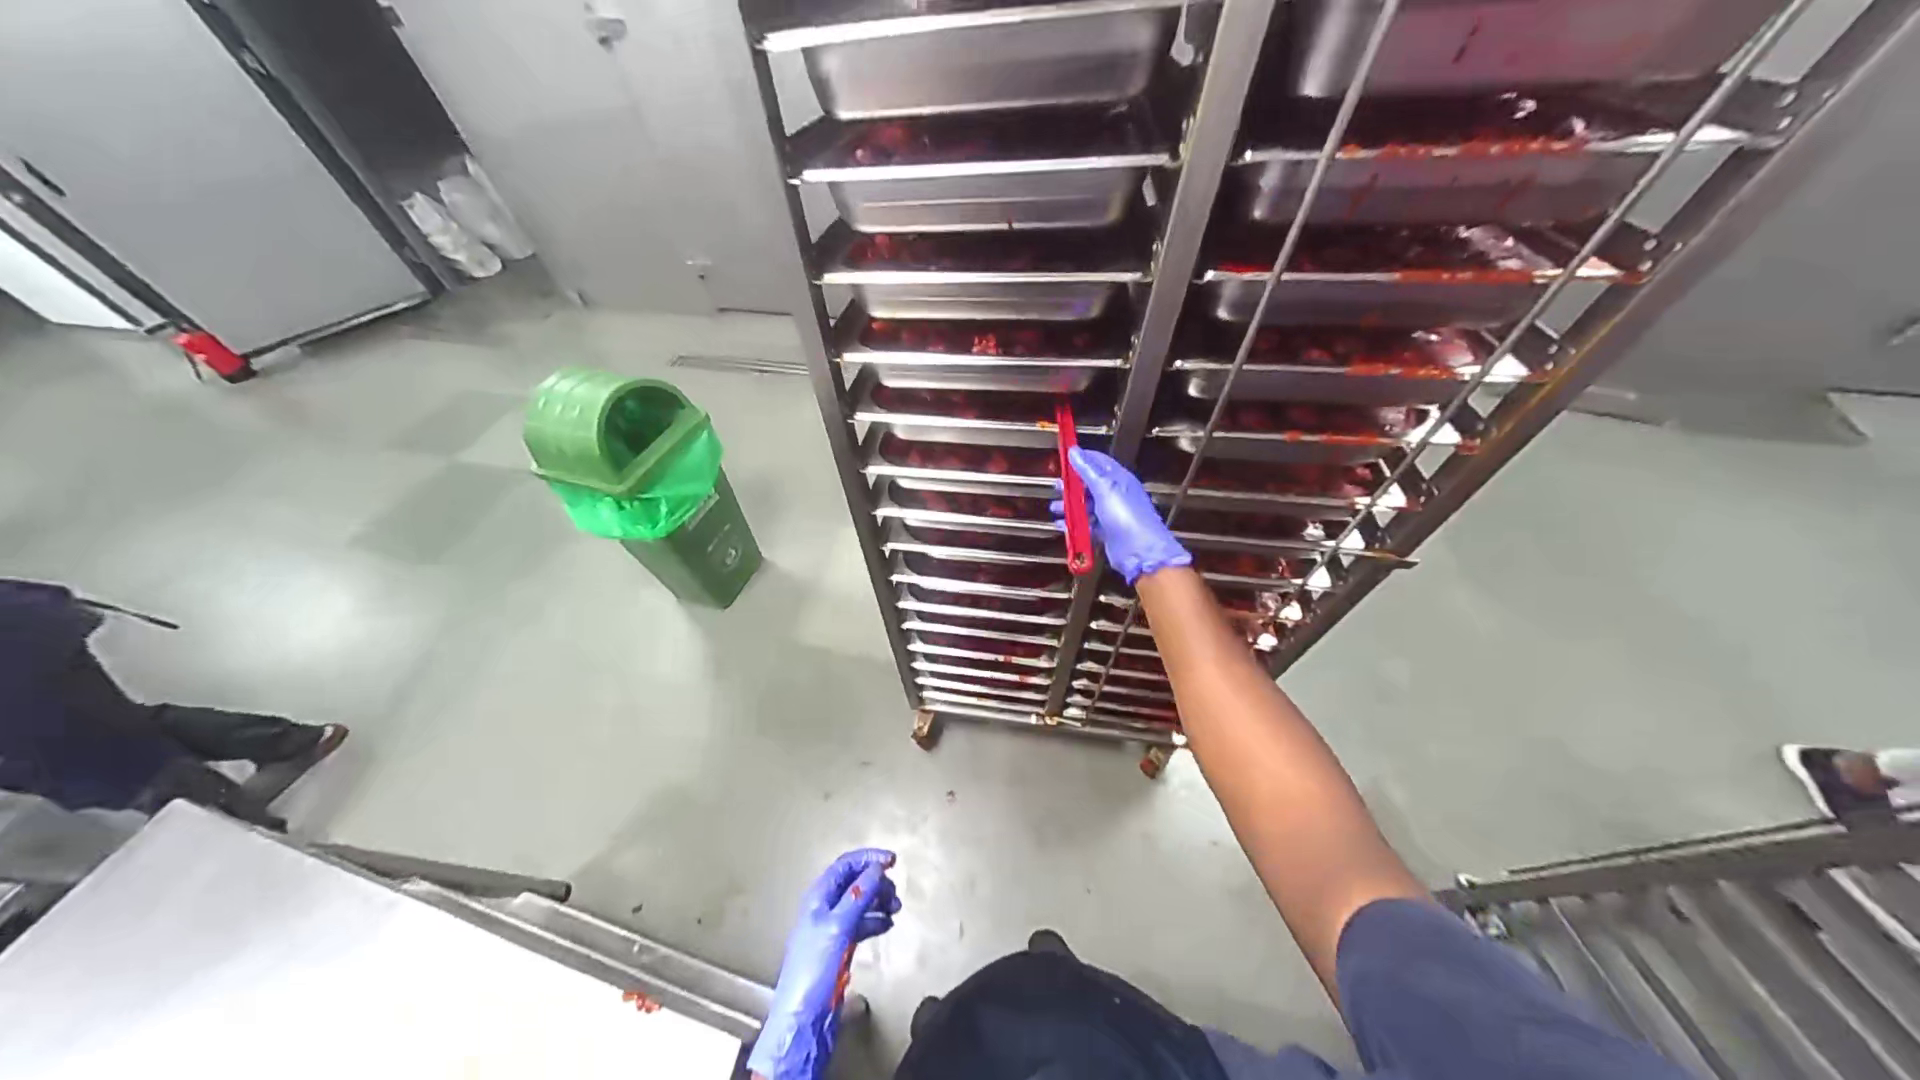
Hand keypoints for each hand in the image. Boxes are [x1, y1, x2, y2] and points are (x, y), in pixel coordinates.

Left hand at [747, 849, 900, 1079]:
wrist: (803, 1018)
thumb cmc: (815, 969)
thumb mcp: (838, 927)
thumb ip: (858, 896)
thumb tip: (876, 869)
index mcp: (818, 897)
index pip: (845, 865)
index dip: (868, 858)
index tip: (892, 861)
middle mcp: (824, 908)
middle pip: (854, 882)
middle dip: (876, 882)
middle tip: (895, 893)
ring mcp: (832, 928)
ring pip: (859, 902)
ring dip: (878, 900)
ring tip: (895, 909)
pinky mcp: (839, 946)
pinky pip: (861, 923)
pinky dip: (875, 919)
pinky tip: (886, 924)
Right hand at [1051, 447, 1190, 583]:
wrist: (1141, 552)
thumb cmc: (1130, 518)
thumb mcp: (1105, 488)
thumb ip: (1088, 471)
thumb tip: (1076, 452)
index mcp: (1119, 479)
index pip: (1097, 462)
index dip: (1080, 459)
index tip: (1063, 458)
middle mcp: (1115, 495)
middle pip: (1089, 485)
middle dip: (1071, 486)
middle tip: (1057, 486)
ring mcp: (1111, 514)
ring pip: (1086, 506)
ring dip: (1070, 507)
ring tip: (1056, 508)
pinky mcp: (1107, 532)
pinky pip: (1087, 525)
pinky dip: (1074, 525)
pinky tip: (1064, 526)